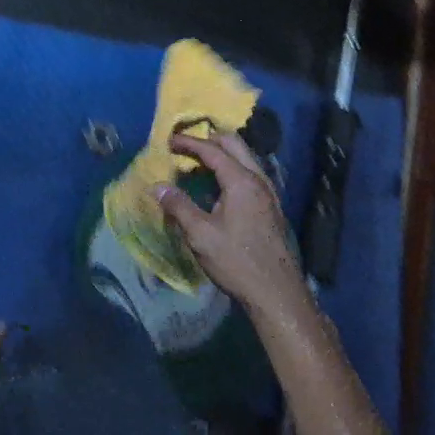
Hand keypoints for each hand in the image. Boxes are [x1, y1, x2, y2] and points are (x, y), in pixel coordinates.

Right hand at [156, 131, 306, 314]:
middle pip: (234, 145)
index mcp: (241, 181)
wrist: (277, 295)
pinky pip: (250, 174)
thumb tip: (157, 186)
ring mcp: (269, 194)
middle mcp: (258, 180)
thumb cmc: (236, 261)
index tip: (169, 141)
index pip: (212, 150)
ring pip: (245, 159)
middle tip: (186, 146)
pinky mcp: (272, 208)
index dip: (189, 143)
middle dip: (209, 140)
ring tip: (200, 163)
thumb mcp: (200, 235)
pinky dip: (232, 169)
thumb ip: (178, 206)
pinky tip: (220, 187)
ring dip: (222, 155)